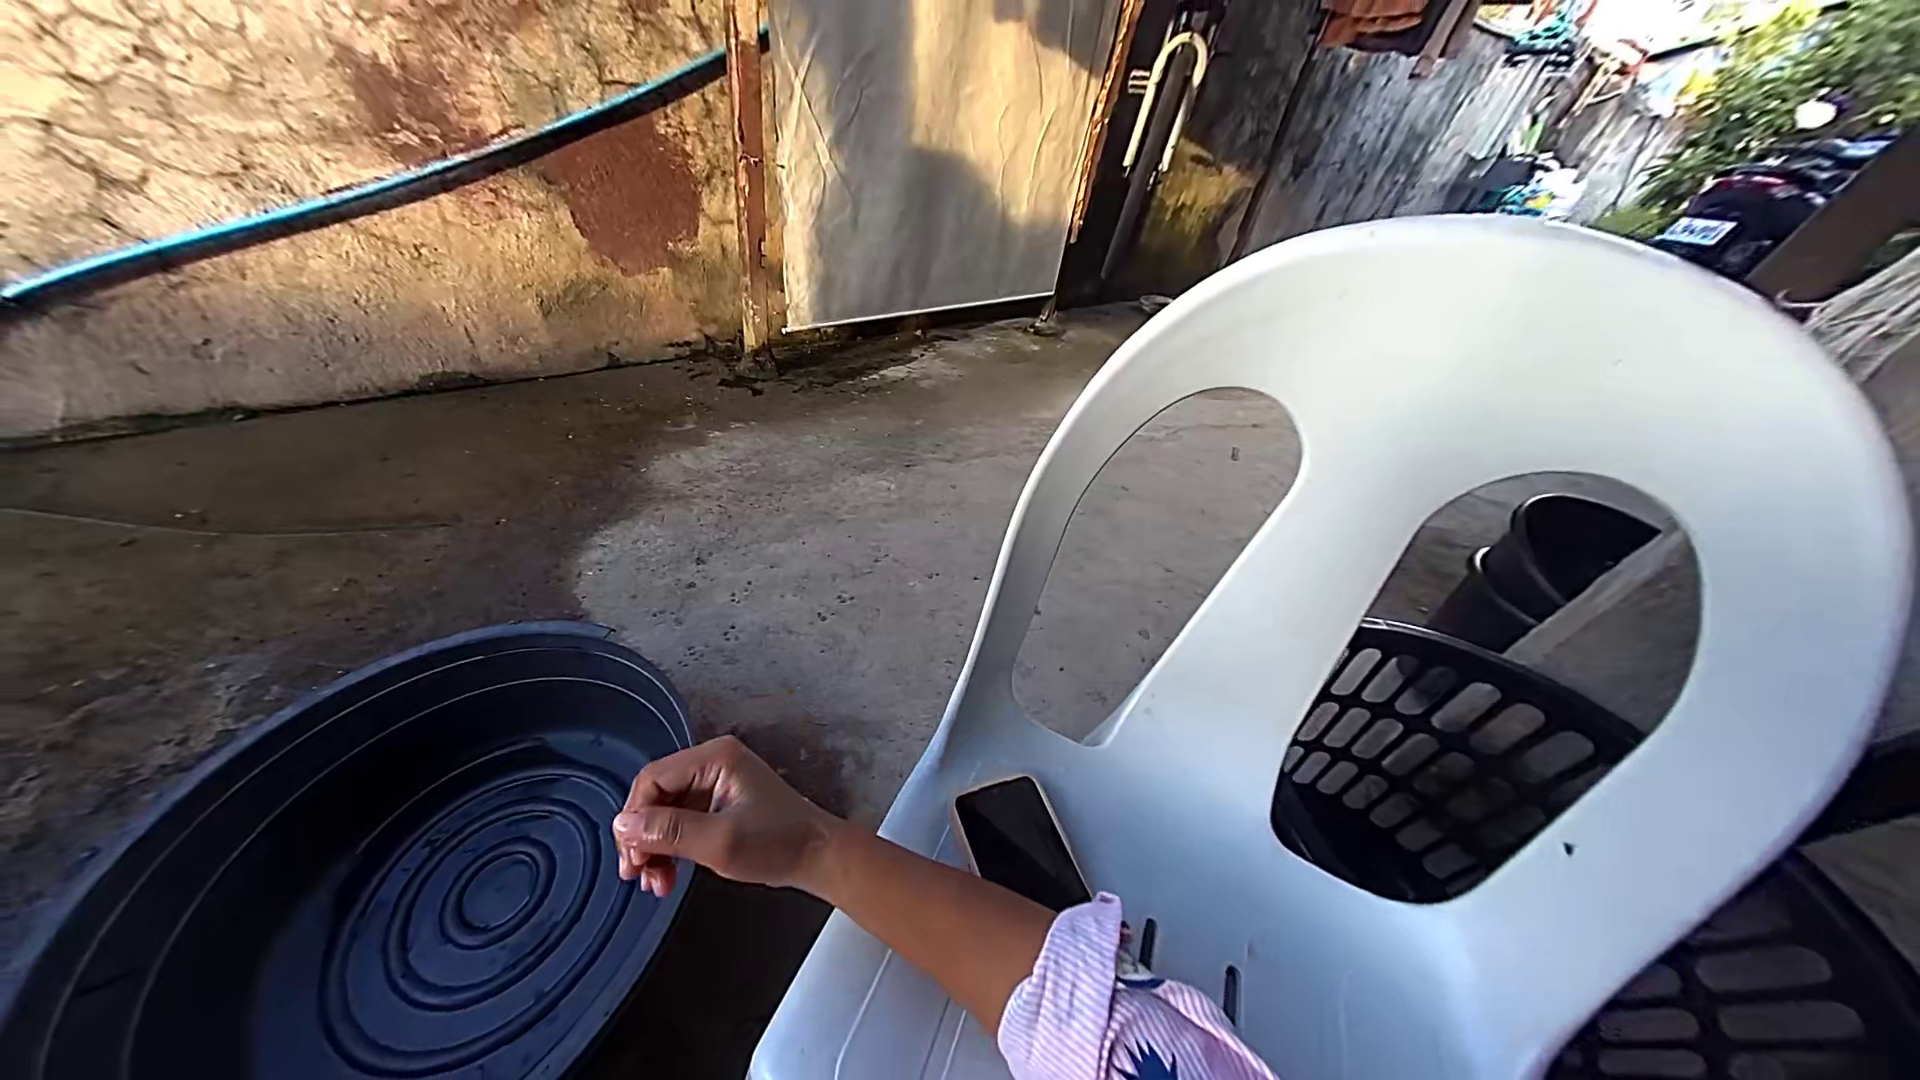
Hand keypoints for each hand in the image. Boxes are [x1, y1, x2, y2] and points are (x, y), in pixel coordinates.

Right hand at [611, 735, 842, 897]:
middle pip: (656, 795)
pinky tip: (667, 875)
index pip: (653, 778)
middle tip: (639, 874)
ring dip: (654, 847)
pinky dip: (670, 848)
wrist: (815, 854)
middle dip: (643, 837)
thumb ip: (670, 831)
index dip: (635, 818)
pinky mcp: (719, 802)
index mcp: (716, 757)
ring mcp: (717, 781)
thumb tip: (624, 824)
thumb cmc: (779, 842)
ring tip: (656, 883)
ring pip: (664, 811)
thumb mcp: (720, 842)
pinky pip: (680, 821)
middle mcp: (714, 762)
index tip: (632, 858)